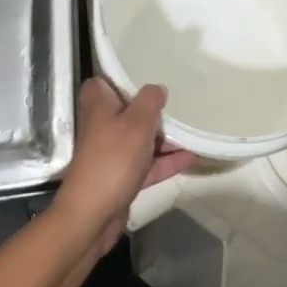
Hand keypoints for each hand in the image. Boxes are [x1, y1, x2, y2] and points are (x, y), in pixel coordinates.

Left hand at [57, 78, 195, 248]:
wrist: (92, 216)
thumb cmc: (113, 160)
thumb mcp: (137, 122)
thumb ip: (150, 100)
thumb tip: (157, 88)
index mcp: (99, 103)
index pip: (108, 79)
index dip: (126, 74)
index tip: (150, 69)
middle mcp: (102, 123)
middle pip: (130, 108)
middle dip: (154, 106)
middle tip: (180, 97)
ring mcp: (112, 151)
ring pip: (141, 136)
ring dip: (164, 135)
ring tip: (194, 126)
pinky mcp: (121, 175)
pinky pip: (147, 162)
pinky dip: (165, 160)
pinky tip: (193, 156)